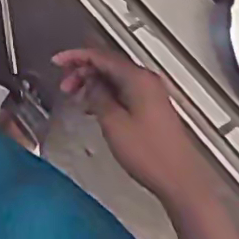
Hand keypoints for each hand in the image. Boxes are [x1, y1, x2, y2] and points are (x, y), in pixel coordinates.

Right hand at [54, 48, 212, 203]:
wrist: (182, 182)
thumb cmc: (147, 153)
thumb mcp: (114, 123)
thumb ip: (97, 95)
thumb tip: (89, 80)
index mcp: (136, 77)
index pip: (100, 56)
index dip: (76, 56)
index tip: (57, 62)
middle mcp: (145, 79)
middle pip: (107, 64)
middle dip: (83, 71)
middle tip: (64, 86)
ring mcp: (150, 92)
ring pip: (114, 78)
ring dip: (92, 84)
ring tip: (75, 98)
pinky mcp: (151, 107)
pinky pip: (122, 90)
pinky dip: (105, 94)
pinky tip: (93, 108)